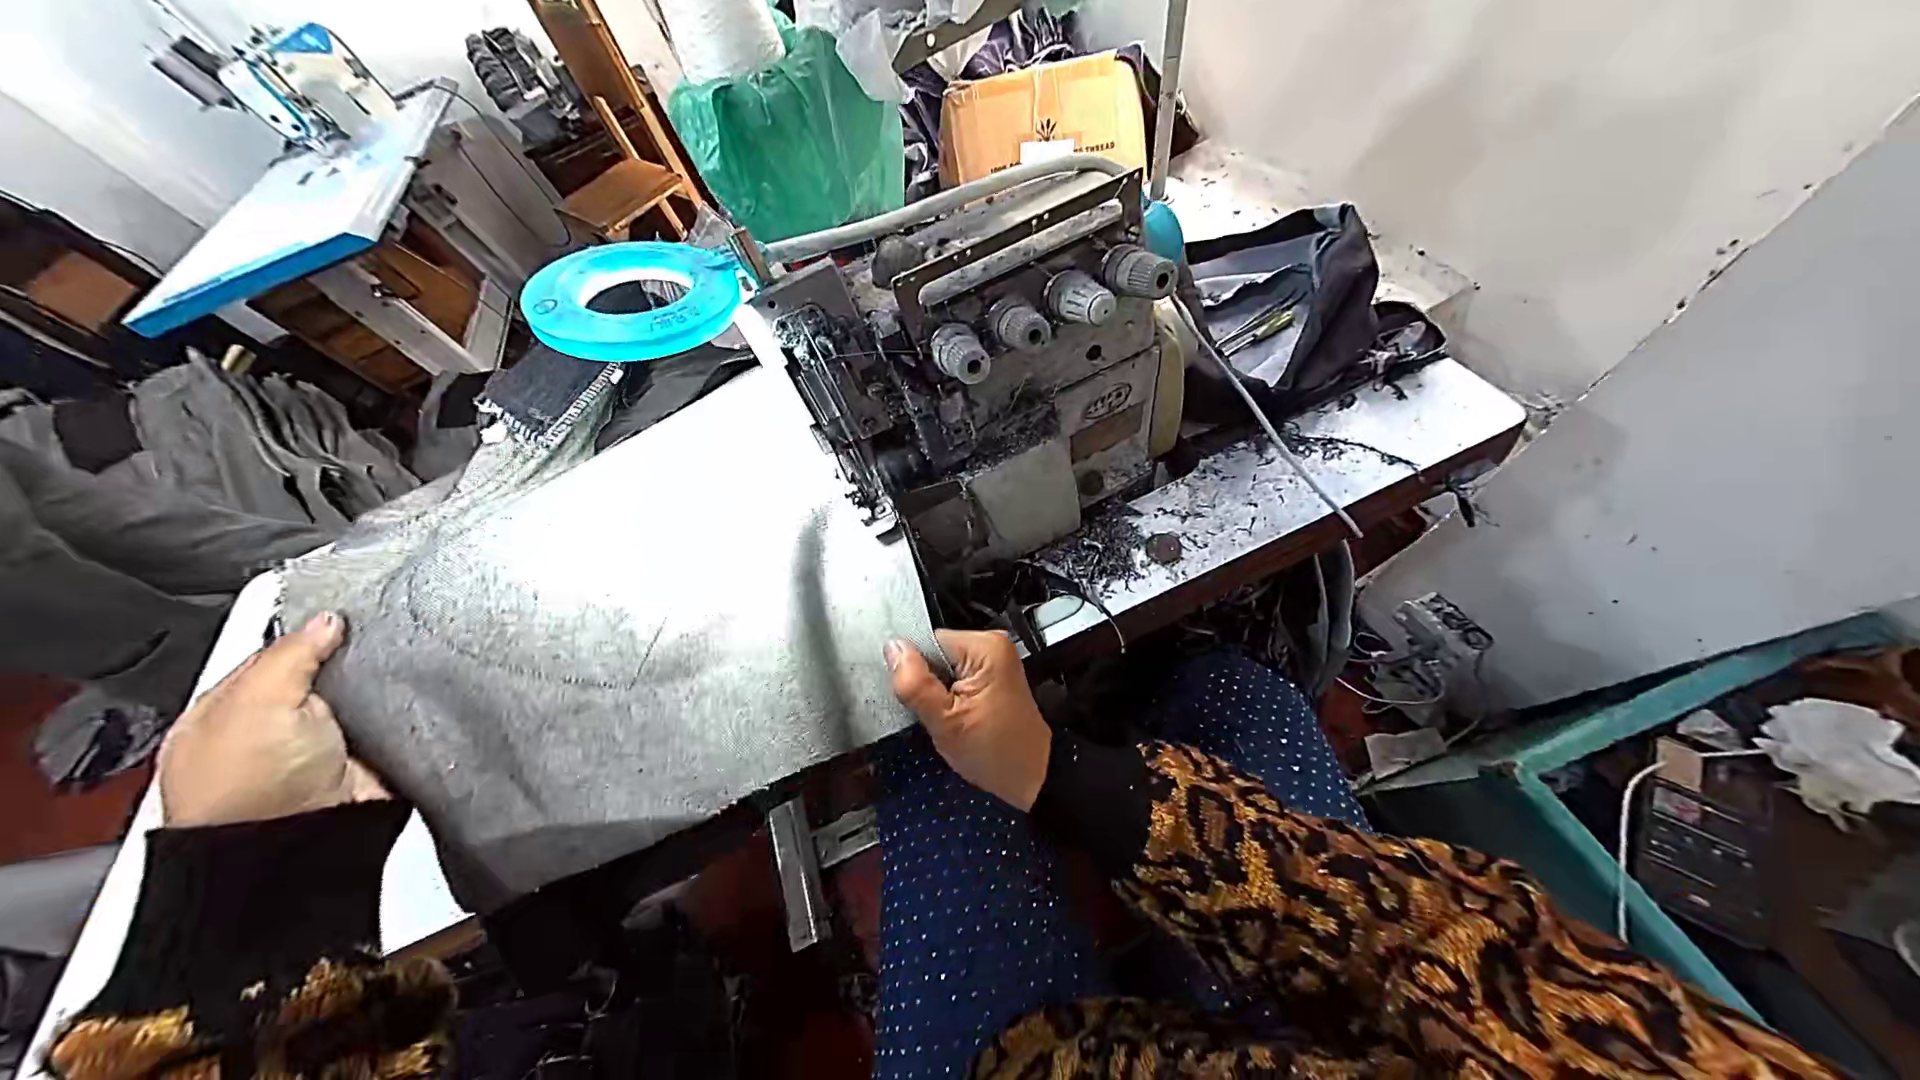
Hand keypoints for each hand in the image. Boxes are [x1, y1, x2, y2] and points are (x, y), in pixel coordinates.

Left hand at [159, 612, 388, 826]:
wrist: (304, 842)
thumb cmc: (252, 788)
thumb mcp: (255, 702)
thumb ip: (289, 654)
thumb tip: (327, 620)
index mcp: (232, 709)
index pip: (278, 652)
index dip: (310, 631)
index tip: (342, 614)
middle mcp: (280, 725)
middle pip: (328, 671)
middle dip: (352, 657)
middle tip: (375, 639)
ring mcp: (328, 741)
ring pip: (365, 692)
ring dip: (381, 683)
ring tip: (399, 666)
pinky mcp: (373, 754)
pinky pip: (396, 716)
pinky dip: (405, 707)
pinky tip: (411, 695)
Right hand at [886, 630, 1050, 810]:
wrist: (1031, 775)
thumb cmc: (998, 753)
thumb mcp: (945, 723)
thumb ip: (915, 684)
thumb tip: (893, 649)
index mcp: (985, 646)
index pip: (925, 641)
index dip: (915, 672)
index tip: (925, 700)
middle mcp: (992, 644)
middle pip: (933, 652)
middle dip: (927, 683)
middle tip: (941, 714)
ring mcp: (993, 658)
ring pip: (940, 665)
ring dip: (937, 691)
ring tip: (953, 716)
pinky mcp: (991, 672)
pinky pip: (954, 674)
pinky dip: (949, 695)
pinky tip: (960, 714)